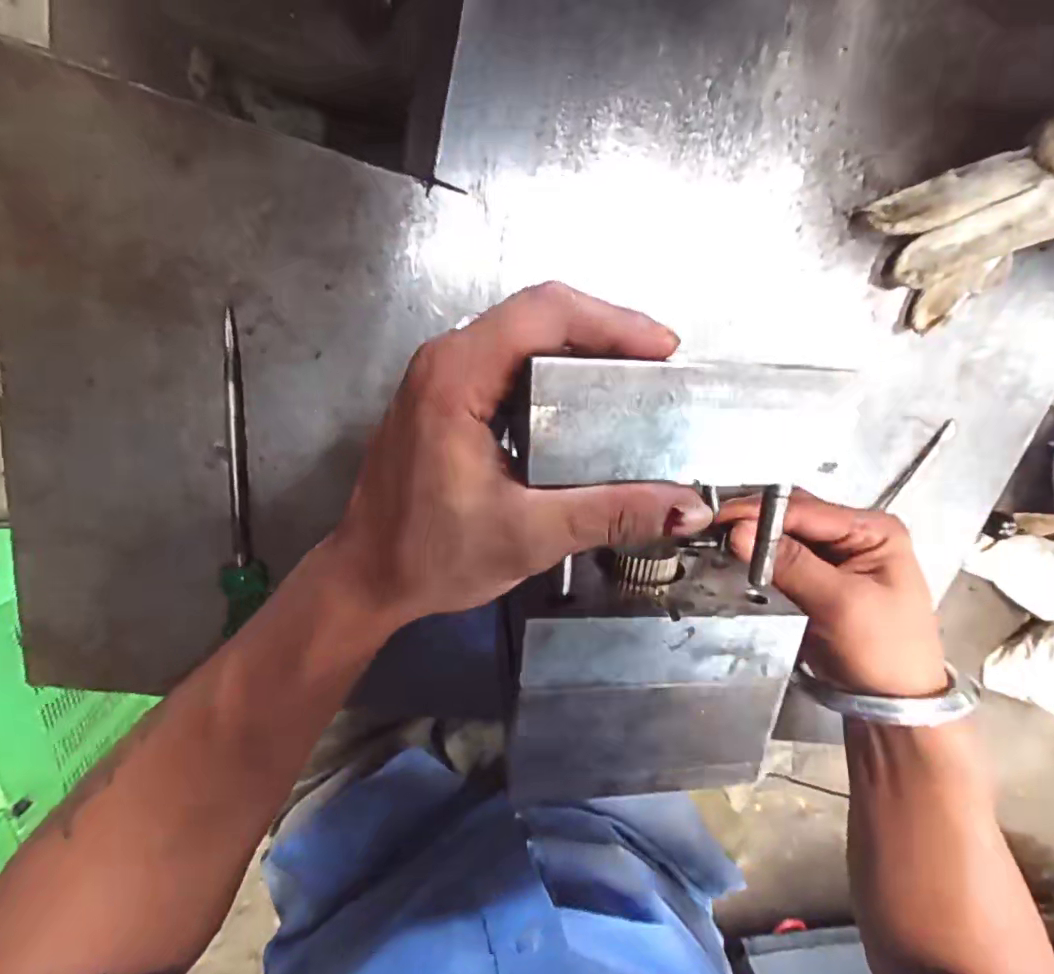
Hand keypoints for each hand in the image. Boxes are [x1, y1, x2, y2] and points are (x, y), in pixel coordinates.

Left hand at [325, 283, 714, 624]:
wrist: (367, 579)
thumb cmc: (431, 556)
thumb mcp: (530, 535)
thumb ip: (611, 514)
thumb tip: (686, 506)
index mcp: (455, 377)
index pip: (542, 314)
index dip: (611, 321)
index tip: (662, 349)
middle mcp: (444, 362)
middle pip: (537, 315)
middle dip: (605, 332)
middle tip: (657, 367)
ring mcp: (440, 377)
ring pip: (524, 336)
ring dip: (582, 349)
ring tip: (634, 380)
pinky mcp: (445, 399)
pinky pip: (511, 364)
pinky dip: (557, 373)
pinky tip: (587, 404)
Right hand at [716, 490, 945, 696]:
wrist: (892, 704)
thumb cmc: (882, 650)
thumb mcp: (839, 603)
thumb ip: (791, 563)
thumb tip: (740, 531)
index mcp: (872, 529)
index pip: (807, 509)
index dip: (760, 511)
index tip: (720, 520)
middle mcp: (854, 535)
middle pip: (794, 516)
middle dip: (754, 520)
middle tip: (711, 528)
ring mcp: (836, 558)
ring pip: (784, 538)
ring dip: (753, 539)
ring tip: (716, 540)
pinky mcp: (818, 580)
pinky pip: (782, 560)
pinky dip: (760, 559)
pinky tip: (737, 558)